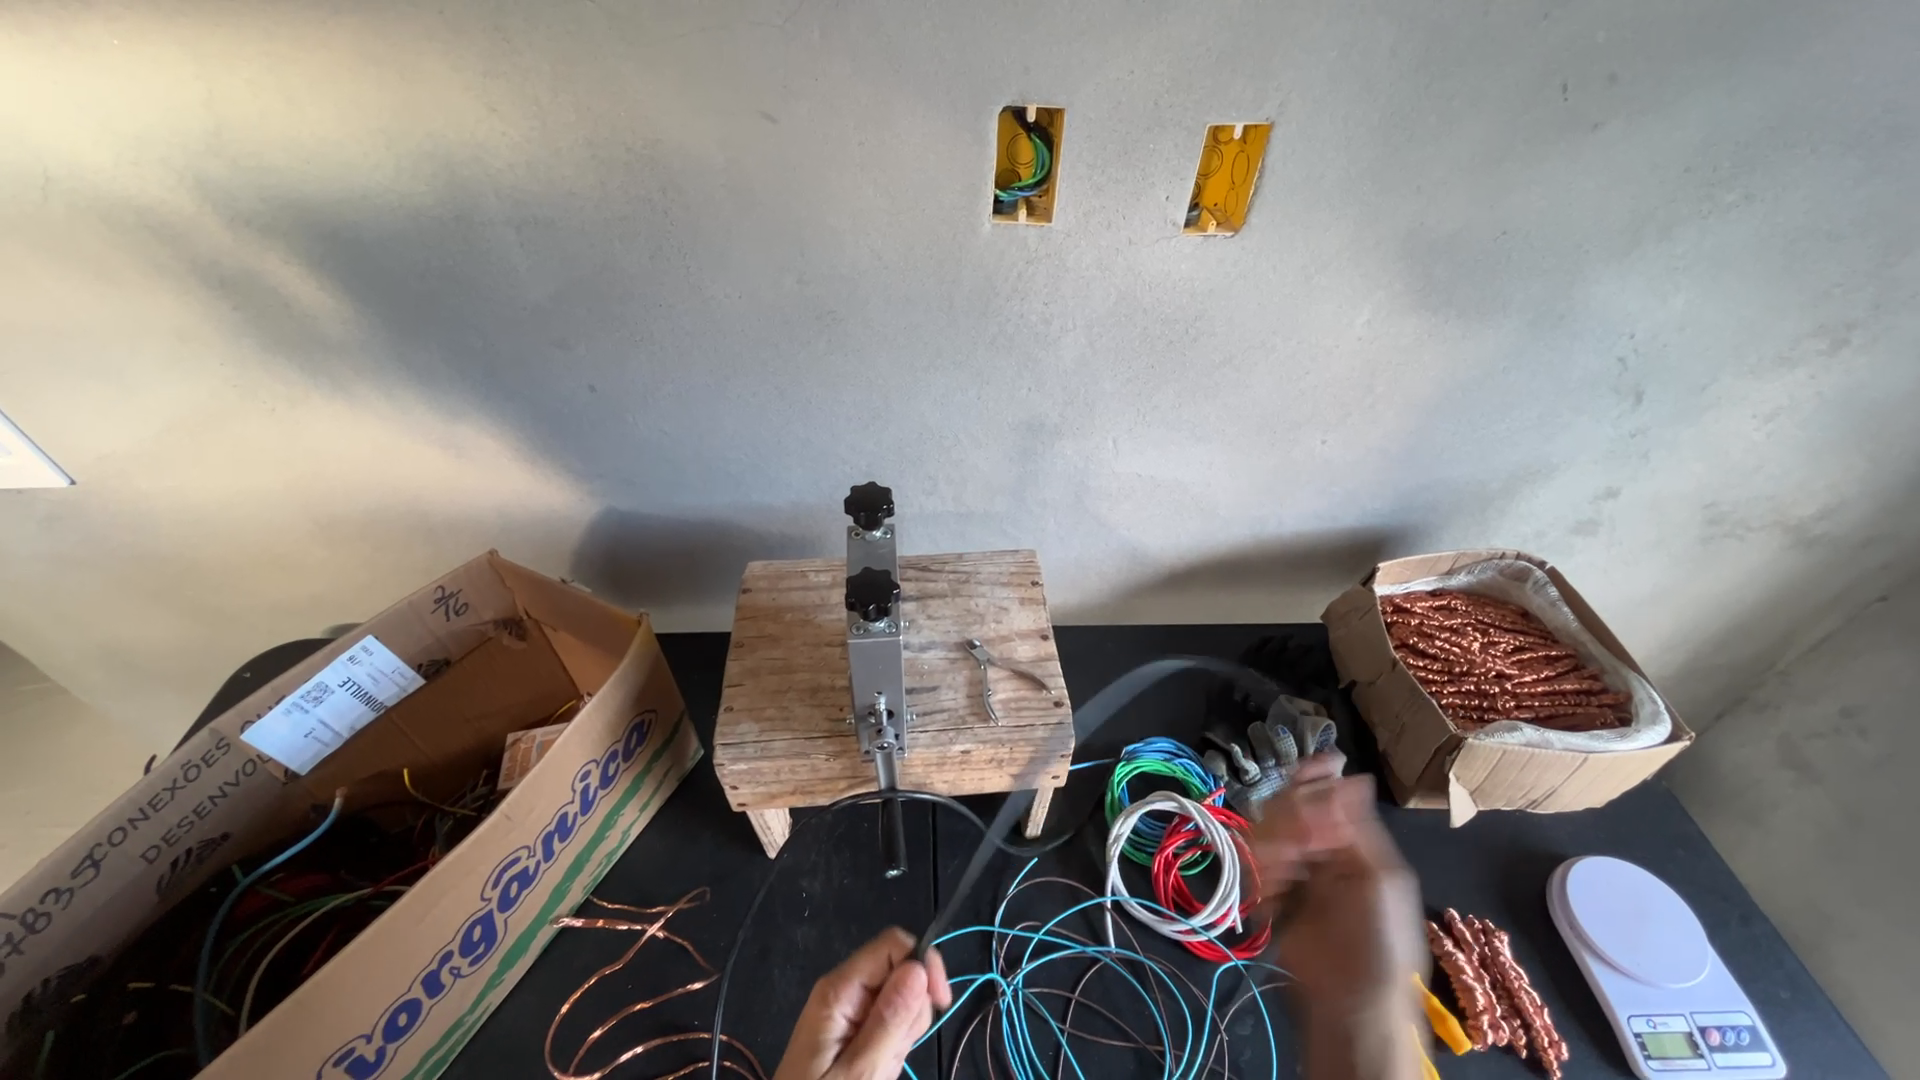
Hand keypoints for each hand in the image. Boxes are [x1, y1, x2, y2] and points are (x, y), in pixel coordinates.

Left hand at [771, 928, 952, 1079]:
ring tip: (884, 1065)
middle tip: (897, 1049)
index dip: (923, 963)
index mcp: (840, 988)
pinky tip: (881, 1066)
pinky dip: (896, 1042)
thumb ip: (889, 1019)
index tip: (941, 1002)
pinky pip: (891, 1020)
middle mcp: (846, 989)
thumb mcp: (859, 1071)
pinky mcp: (857, 1028)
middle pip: (900, 968)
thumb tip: (919, 966)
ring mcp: (851, 1009)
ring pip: (901, 996)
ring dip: (905, 1029)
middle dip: (914, 1006)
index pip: (893, 944)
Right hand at [1249, 762, 1423, 1079]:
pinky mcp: (1271, 893)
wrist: (1352, 1004)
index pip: (1324, 792)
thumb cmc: (1379, 941)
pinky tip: (1271, 903)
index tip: (1298, 775)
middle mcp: (1321, 847)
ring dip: (1268, 853)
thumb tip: (1353, 774)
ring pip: (1262, 833)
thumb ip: (1358, 827)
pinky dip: (1258, 881)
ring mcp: (1295, 869)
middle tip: (1294, 853)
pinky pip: (1251, 868)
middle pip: (1286, 807)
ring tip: (1281, 882)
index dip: (1310, 778)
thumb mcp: (1380, 879)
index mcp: (1353, 839)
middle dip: (1284, 824)